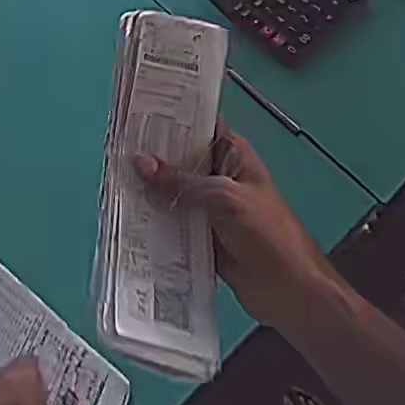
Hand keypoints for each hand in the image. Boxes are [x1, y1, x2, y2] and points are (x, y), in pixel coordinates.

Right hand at [134, 120, 340, 330]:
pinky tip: (129, 215)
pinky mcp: (201, 234)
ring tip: (113, 178)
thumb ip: (183, 182)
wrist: (291, 292)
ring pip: (173, 190)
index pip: (198, 124)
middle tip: (115, 145)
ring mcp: (209, 205)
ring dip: (150, 189)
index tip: (137, 111)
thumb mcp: (225, 198)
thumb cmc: (269, 233)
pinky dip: (155, 219)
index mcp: (232, 153)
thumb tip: (141, 164)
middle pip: (179, 158)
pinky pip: (173, 221)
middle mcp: (218, 174)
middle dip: (152, 155)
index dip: (170, 117)